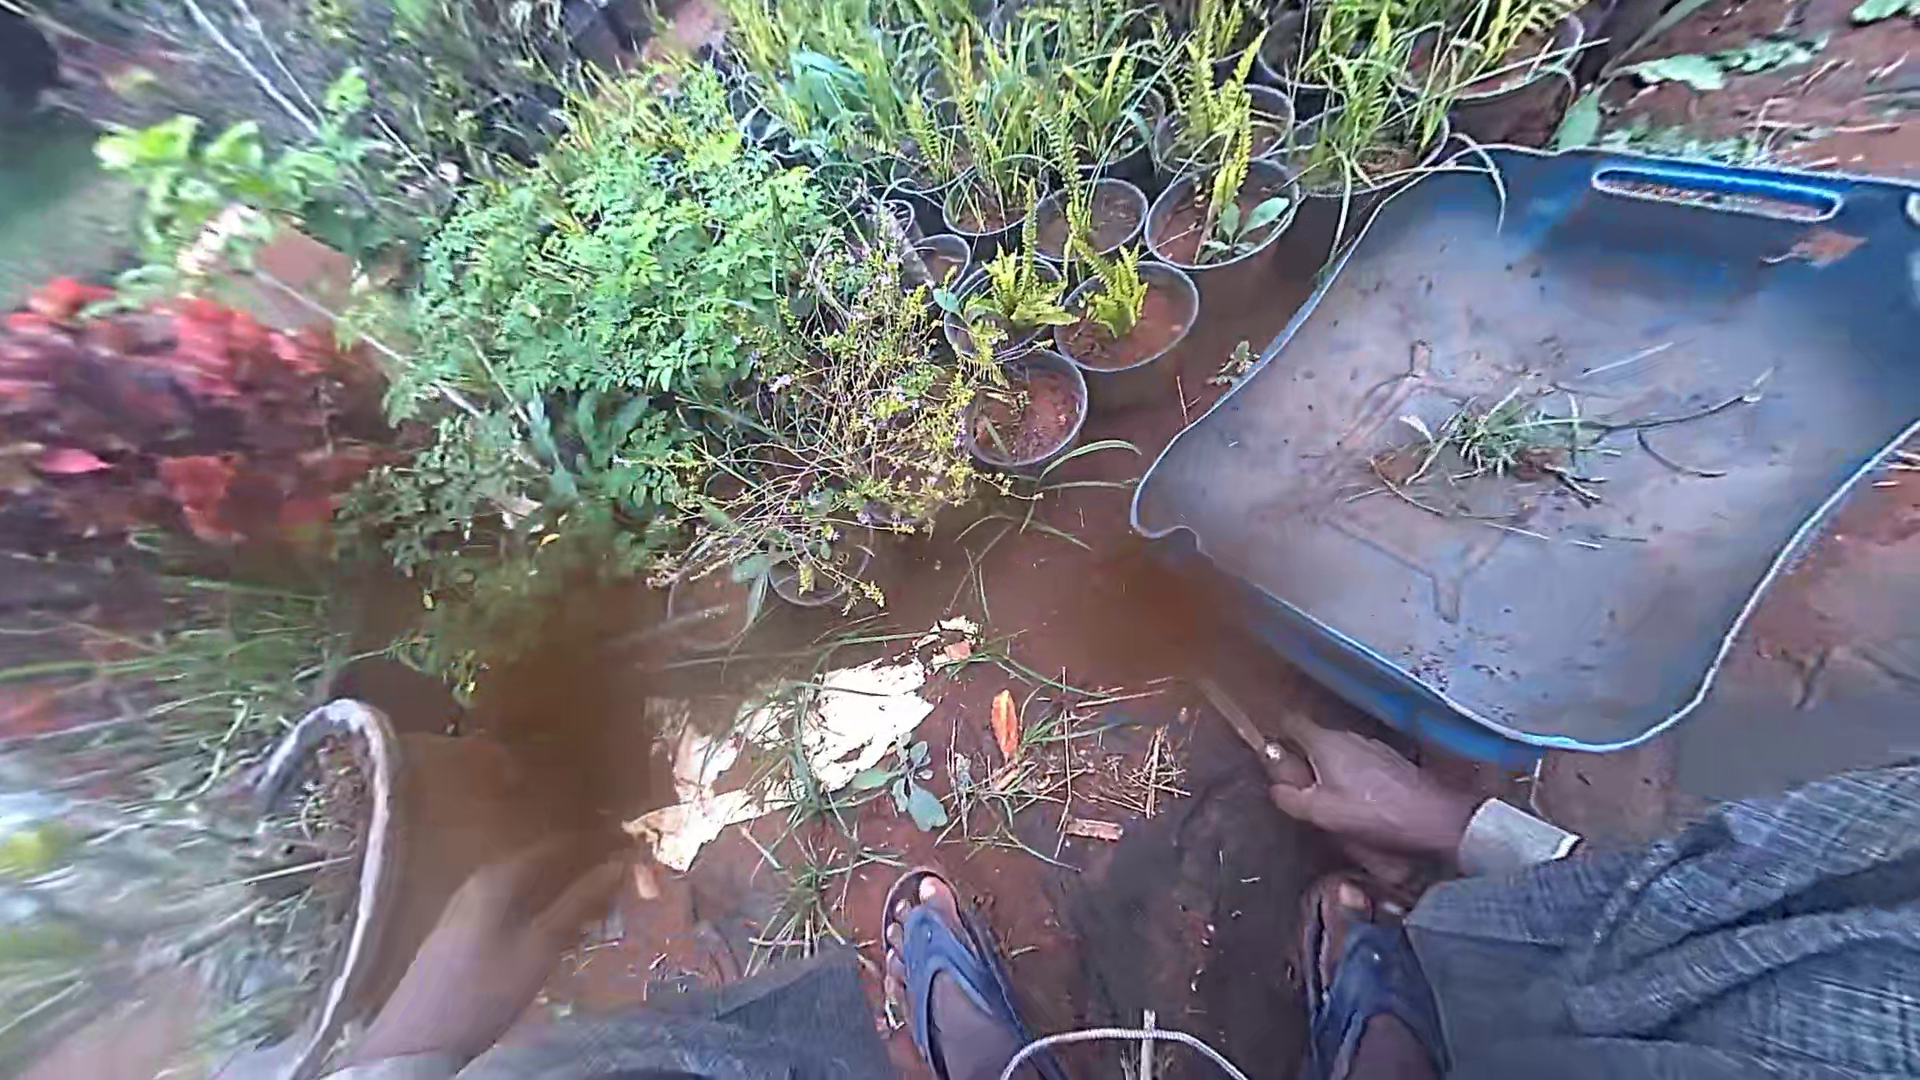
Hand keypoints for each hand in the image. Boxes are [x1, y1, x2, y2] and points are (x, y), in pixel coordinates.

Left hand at [349, 840, 624, 1066]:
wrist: (410, 1051)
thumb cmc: (483, 989)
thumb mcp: (542, 944)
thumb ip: (582, 899)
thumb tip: (620, 863)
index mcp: (501, 875)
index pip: (562, 843)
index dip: (599, 844)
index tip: (630, 851)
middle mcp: (482, 881)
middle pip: (546, 864)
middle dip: (585, 870)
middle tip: (617, 883)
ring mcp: (466, 908)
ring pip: (531, 887)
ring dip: (566, 893)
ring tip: (597, 909)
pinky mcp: (460, 935)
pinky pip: (515, 906)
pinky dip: (544, 909)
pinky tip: (560, 930)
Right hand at [1265, 713, 1477, 860]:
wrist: (1443, 821)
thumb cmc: (1376, 813)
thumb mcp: (1322, 813)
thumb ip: (1290, 798)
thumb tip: (1275, 789)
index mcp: (1323, 741)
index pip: (1290, 721)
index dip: (1279, 735)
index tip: (1278, 757)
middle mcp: (1346, 735)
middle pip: (1313, 738)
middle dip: (1305, 759)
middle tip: (1305, 788)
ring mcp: (1373, 746)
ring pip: (1338, 750)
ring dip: (1331, 768)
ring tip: (1336, 799)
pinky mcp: (1393, 761)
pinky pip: (1361, 762)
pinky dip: (1355, 776)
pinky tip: (1365, 802)